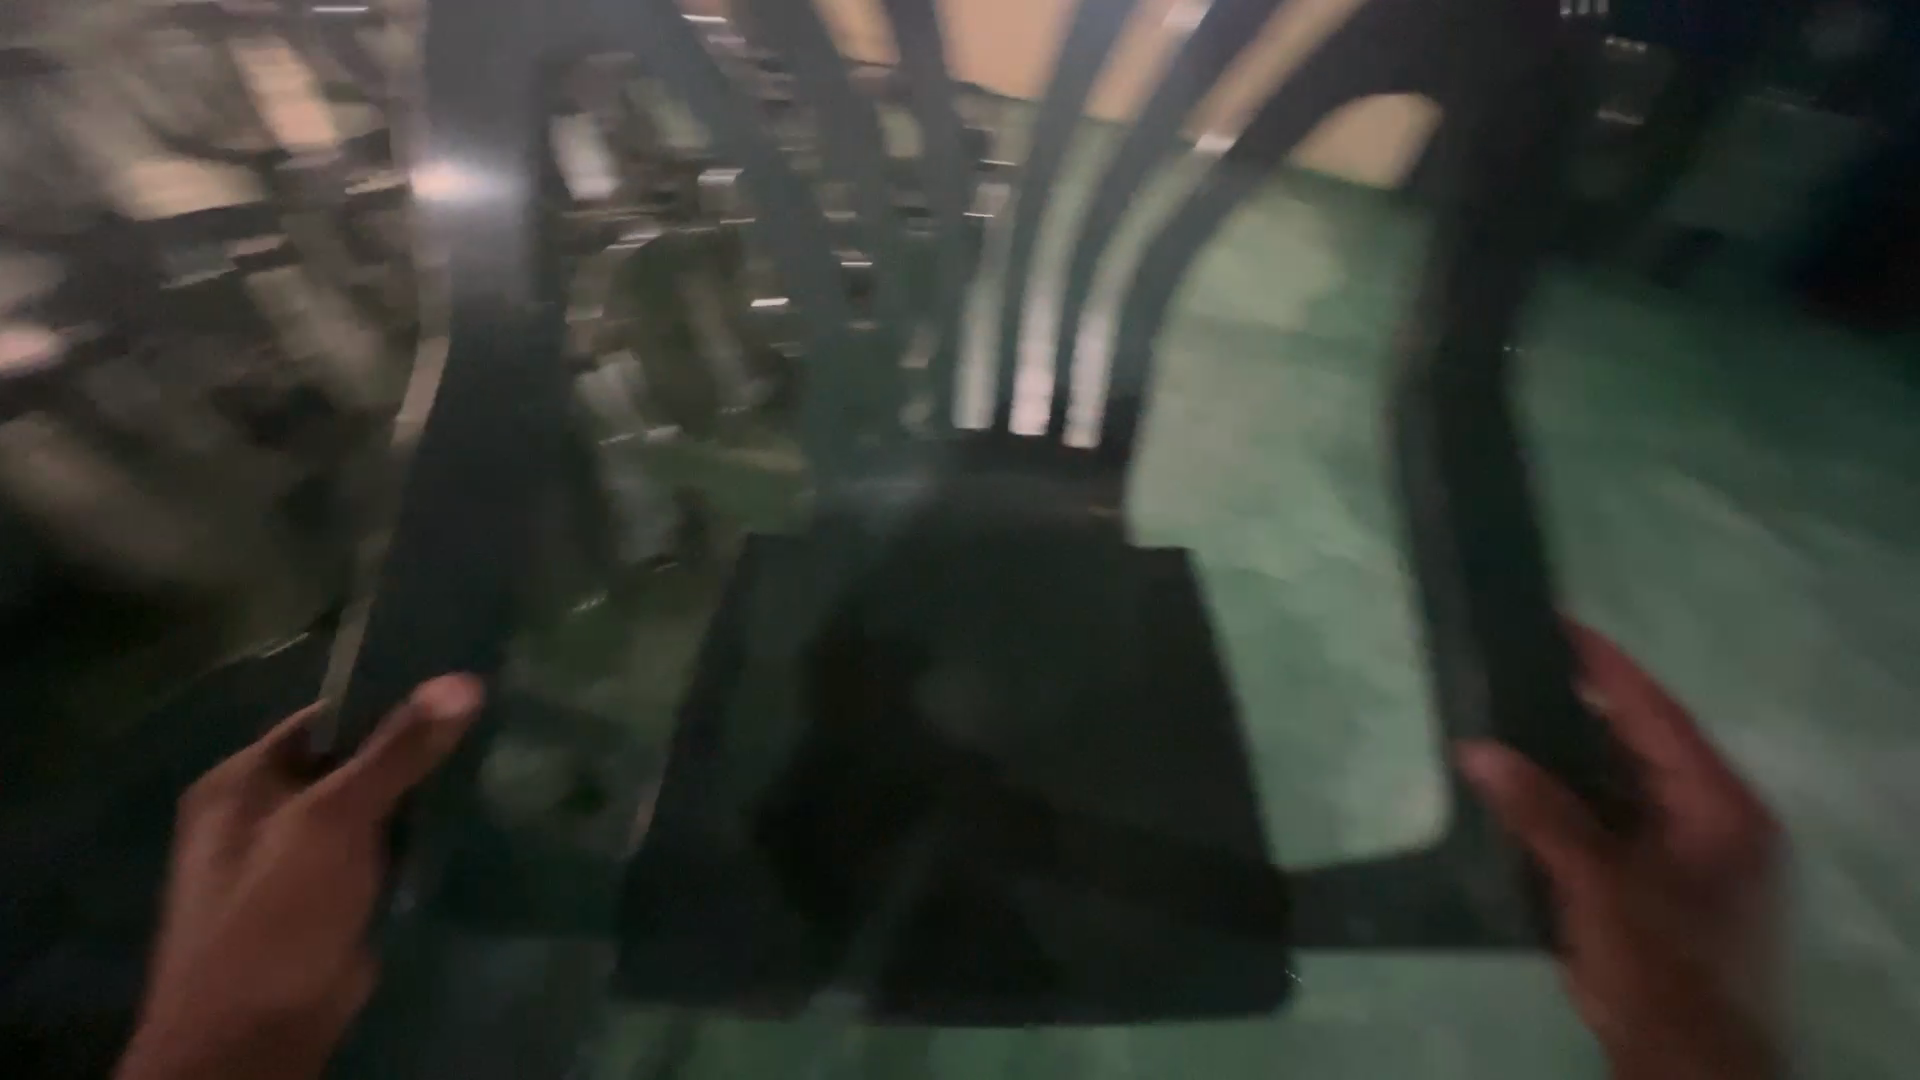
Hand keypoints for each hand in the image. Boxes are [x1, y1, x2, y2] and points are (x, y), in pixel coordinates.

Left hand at [116, 676, 484, 1079]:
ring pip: (381, 796)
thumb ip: (398, 750)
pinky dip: (427, 821)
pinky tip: (474, 804)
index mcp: (243, 782)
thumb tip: (465, 680)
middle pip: (358, 755)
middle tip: (489, 715)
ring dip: (427, 782)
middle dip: (418, 741)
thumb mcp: (335, 819)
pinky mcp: (343, 884)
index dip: (391, 696)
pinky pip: (392, 834)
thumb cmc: (277, 914)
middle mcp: (269, 809)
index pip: (330, 715)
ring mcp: (306, 851)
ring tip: (494, 750)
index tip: (459, 685)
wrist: (257, 1035)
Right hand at [1458, 624, 1782, 1079]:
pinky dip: (1558, 787)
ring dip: (1561, 746)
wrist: (1682, 1060)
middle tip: (1513, 661)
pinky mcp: (1647, 872)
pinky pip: (1598, 808)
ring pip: (1612, 774)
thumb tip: (1476, 748)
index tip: (1559, 623)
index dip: (1608, 667)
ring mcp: (1680, 847)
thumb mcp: (1601, 886)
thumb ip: (1541, 813)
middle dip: (1576, 701)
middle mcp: (1707, 818)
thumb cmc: (1662, 968)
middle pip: (1635, 739)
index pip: (1659, 715)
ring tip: (1502, 706)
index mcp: (1719, 810)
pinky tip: (1514, 776)